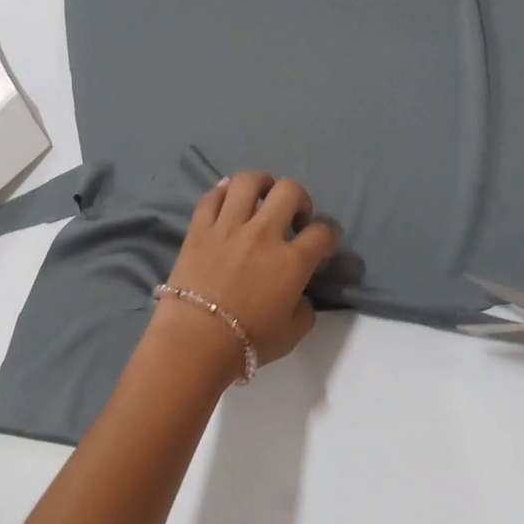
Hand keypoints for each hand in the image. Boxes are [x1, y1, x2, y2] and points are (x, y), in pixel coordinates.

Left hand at [159, 172, 340, 374]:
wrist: (195, 341)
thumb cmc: (249, 342)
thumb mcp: (294, 332)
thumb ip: (305, 308)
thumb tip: (301, 295)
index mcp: (293, 260)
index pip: (323, 232)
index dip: (328, 237)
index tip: (322, 247)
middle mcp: (264, 234)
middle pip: (290, 191)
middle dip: (300, 199)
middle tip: (294, 216)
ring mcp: (229, 227)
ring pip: (248, 181)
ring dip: (262, 183)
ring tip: (262, 196)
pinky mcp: (199, 230)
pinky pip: (211, 197)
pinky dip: (222, 193)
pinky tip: (228, 198)